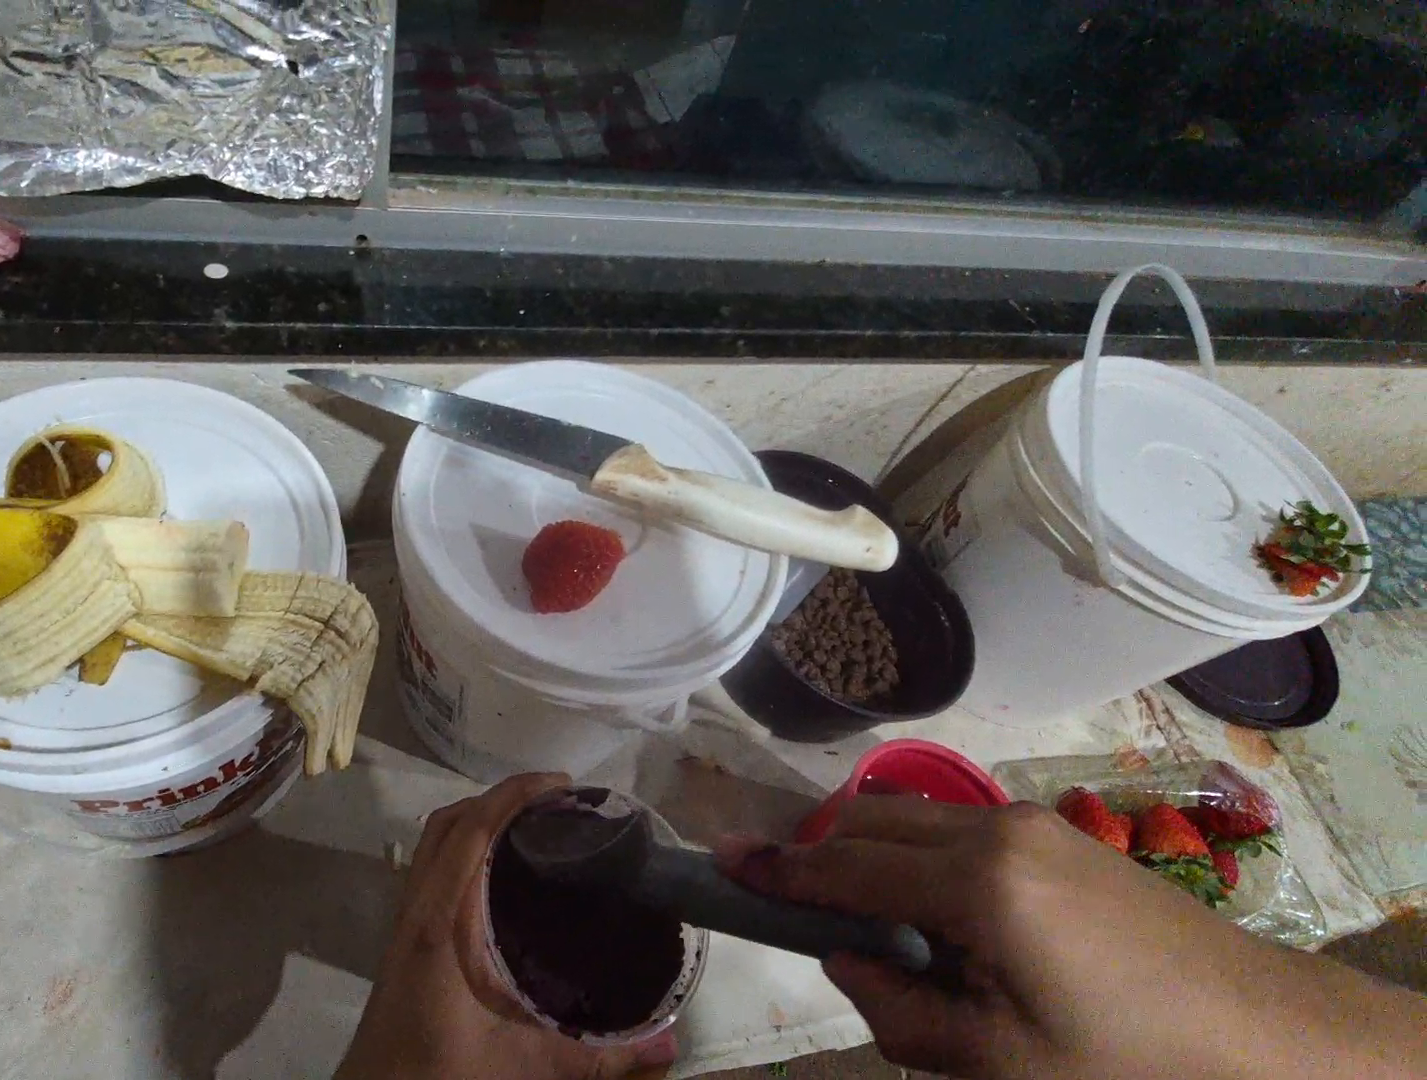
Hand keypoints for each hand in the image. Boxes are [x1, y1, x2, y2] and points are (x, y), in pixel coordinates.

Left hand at [336, 773, 679, 1079]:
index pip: (470, 830)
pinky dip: (464, 841)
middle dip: (499, 796)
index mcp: (439, 920)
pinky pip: (433, 861)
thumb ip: (593, 1058)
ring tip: (531, 820)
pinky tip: (498, 867)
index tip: (560, 784)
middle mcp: (417, 903)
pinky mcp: (406, 929)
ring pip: (436, 837)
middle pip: (450, 820)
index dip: (512, 794)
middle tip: (554, 799)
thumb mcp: (518, 1065)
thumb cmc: (437, 1073)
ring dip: (479, 815)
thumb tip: (669, 1046)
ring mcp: (406, 913)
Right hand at [717, 797, 1426, 1079]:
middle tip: (786, 897)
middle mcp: (989, 828)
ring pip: (901, 815)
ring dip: (861, 851)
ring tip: (859, 910)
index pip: (847, 870)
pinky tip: (927, 905)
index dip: (780, 870)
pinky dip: (906, 852)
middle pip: (864, 824)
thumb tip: (847, 956)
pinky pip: (942, 824)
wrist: (1287, 1044)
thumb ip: (899, 1009)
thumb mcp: (1004, 1065)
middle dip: (815, 855)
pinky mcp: (1043, 826)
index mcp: (977, 885)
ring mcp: (1019, 819)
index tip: (724, 858)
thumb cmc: (1136, 1069)